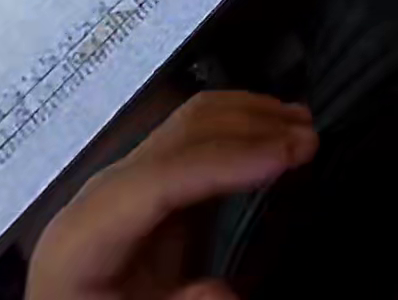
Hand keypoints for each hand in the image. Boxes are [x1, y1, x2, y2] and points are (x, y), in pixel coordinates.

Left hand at [27, 92, 317, 299]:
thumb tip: (222, 294)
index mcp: (87, 233)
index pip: (165, 175)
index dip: (230, 159)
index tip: (289, 156)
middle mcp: (107, 187)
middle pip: (184, 136)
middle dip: (253, 129)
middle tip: (311, 138)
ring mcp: (128, 175)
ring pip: (195, 120)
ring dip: (253, 115)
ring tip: (303, 123)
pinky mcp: (151, 178)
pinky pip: (199, 132)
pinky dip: (243, 121)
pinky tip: (274, 125)